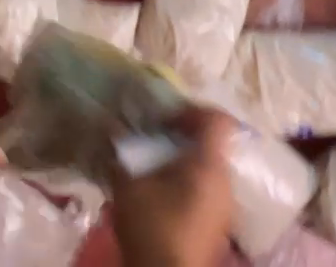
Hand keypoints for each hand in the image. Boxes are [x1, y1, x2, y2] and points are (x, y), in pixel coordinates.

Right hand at [107, 107, 235, 266]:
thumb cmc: (152, 226)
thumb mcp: (127, 182)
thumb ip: (120, 149)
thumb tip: (110, 127)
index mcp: (208, 166)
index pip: (218, 120)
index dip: (193, 109)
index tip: (164, 115)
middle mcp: (224, 182)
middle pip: (212, 142)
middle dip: (181, 133)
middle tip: (150, 133)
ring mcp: (224, 205)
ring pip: (208, 164)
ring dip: (181, 156)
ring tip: (148, 159)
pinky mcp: (216, 223)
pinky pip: (205, 185)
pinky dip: (184, 176)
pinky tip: (157, 186)